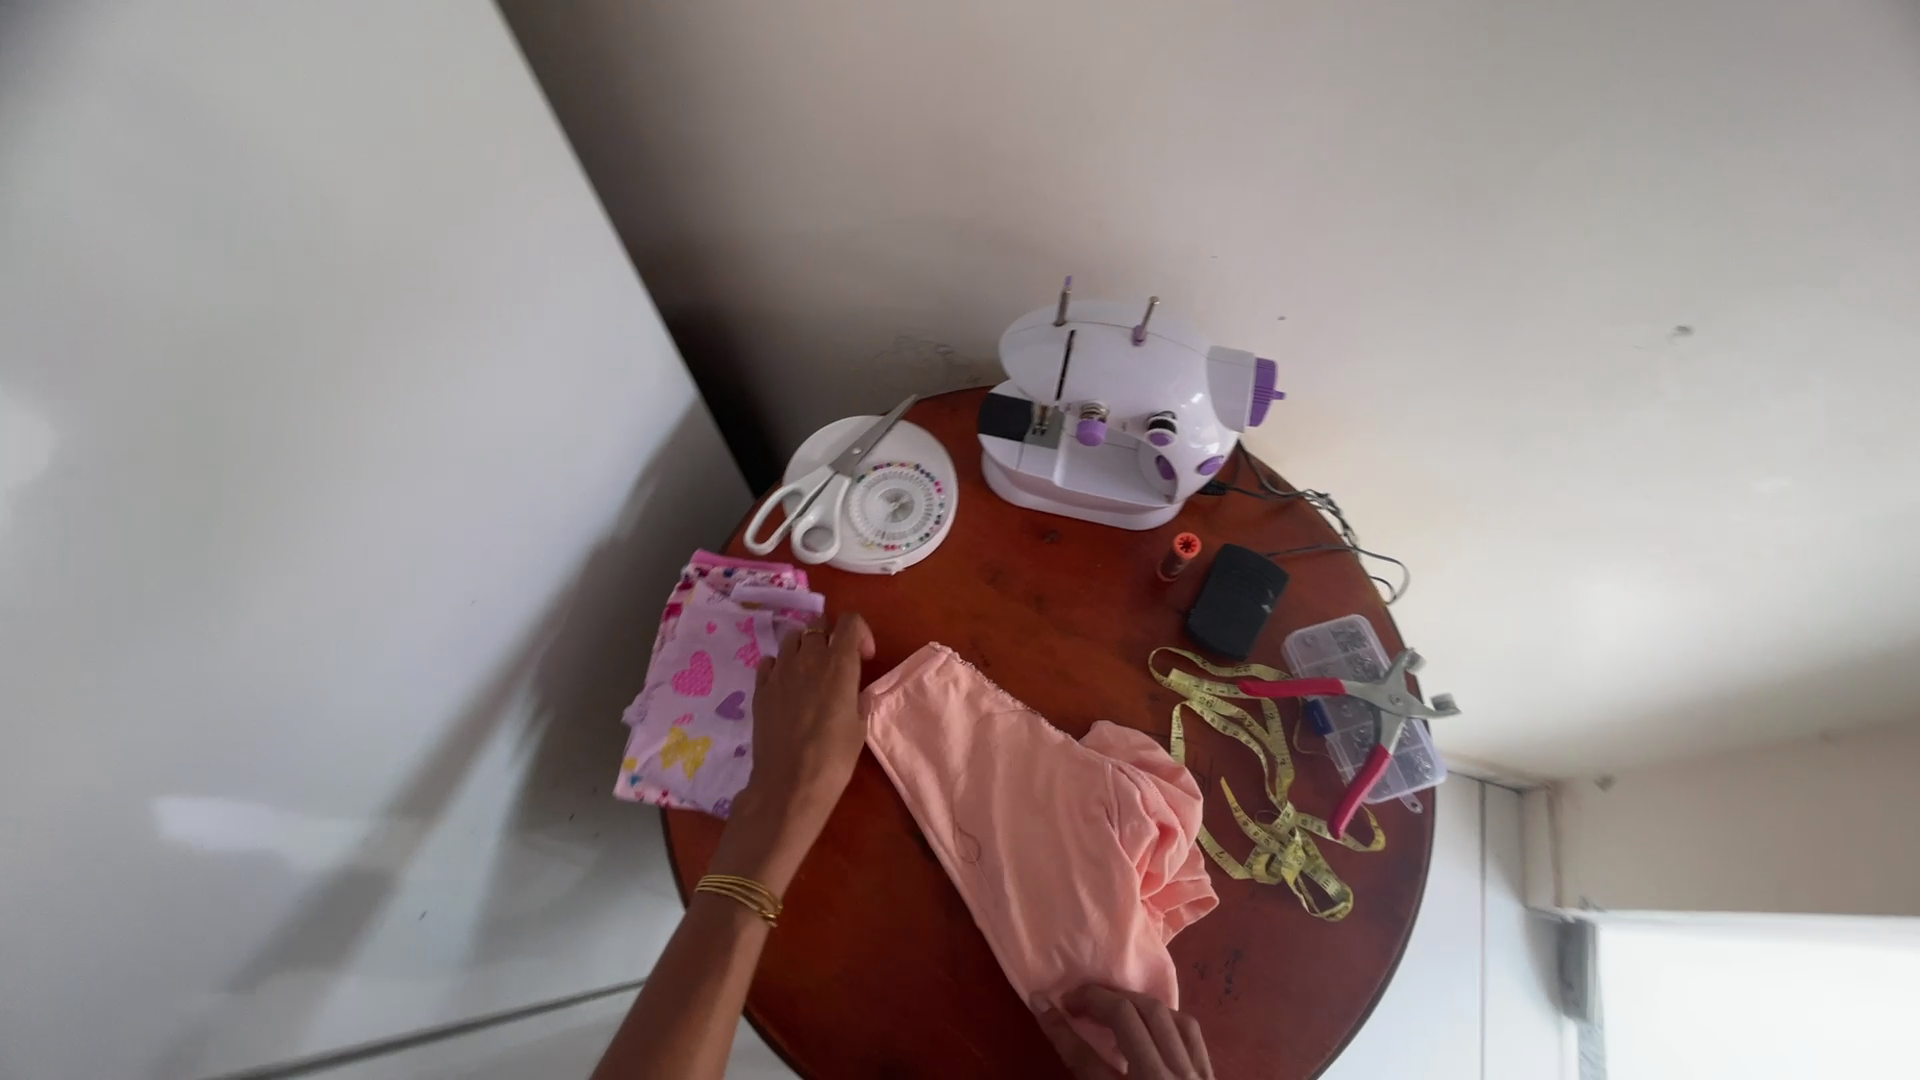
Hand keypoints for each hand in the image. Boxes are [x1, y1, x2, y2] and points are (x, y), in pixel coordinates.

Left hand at [726, 613, 874, 842]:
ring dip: (805, 647)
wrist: (789, 783)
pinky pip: (770, 661)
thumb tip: (857, 691)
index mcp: (839, 664)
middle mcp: (809, 658)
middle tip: (837, 662)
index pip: (850, 621)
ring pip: (792, 637)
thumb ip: (859, 699)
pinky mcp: (760, 687)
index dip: (861, 633)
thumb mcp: (859, 726)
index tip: (864, 657)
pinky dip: (781, 665)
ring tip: (810, 671)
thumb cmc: (834, 757)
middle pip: (819, 625)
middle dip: (832, 636)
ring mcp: (780, 671)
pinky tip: (786, 685)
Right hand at [1034, 985, 1213, 1079]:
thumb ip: (1088, 1076)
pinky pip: (1188, 1030)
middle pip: (1126, 1019)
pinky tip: (1149, 1020)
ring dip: (1128, 1001)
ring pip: (1159, 1014)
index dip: (1058, 1028)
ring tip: (1108, 1005)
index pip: (1084, 1059)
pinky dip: (1164, 1016)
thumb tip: (1059, 1037)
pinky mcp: (1211, 1079)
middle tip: (1073, 1003)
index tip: (1040, 1001)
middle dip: (1095, 999)